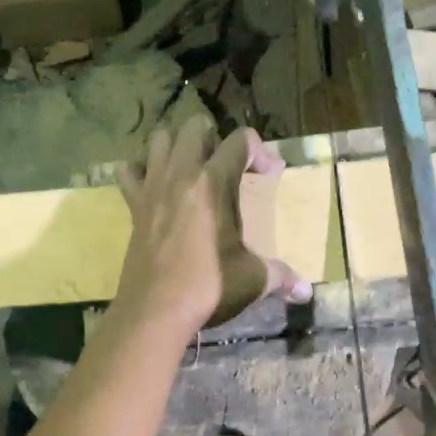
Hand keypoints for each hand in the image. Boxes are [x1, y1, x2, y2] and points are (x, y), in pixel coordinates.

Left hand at [111, 117, 311, 337]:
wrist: (156, 309)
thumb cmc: (209, 288)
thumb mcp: (253, 279)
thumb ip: (281, 276)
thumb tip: (306, 290)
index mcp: (214, 182)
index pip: (241, 140)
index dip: (261, 150)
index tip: (269, 173)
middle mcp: (181, 174)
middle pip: (195, 125)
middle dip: (215, 135)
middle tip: (226, 163)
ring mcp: (152, 186)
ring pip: (159, 139)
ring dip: (176, 144)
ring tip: (191, 166)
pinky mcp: (133, 204)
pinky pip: (129, 170)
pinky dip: (140, 169)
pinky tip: (154, 184)